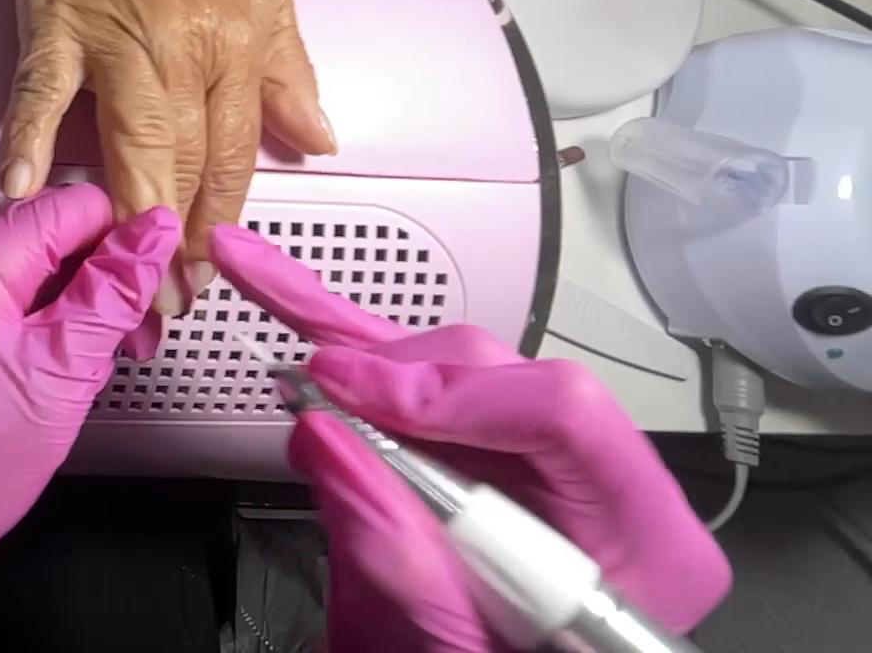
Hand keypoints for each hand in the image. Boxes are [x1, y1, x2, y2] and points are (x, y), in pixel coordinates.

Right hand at [0, 0, 334, 354]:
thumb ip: (290, 71)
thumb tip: (319, 142)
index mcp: (237, 47)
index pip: (233, 155)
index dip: (221, 222)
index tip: (211, 275)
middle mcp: (183, 54)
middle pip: (187, 164)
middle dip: (179, 243)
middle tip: (170, 309)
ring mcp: (115, 43)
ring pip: (129, 143)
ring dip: (128, 217)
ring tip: (123, 280)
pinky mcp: (56, 29)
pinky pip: (41, 91)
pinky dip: (29, 136)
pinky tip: (20, 188)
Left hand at [0, 184, 178, 650]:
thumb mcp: (61, 374)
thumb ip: (113, 293)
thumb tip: (154, 234)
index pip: (77, 203)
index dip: (128, 238)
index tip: (156, 283)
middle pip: (60, 226)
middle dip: (110, 273)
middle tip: (139, 330)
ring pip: (43, 256)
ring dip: (86, 297)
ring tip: (109, 353)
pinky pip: (16, 283)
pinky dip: (53, 311)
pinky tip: (72, 355)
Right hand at [209, 225, 730, 651]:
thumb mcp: (445, 651)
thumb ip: (398, 559)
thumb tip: (329, 442)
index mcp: (627, 533)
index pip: (559, 412)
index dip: (450, 395)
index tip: (353, 402)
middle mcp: (564, 470)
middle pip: (480, 367)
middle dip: (382, 371)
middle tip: (309, 386)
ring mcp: (491, 441)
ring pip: (414, 351)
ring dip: (330, 328)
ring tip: (257, 279)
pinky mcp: (428, 432)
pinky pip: (370, 358)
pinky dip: (311, 316)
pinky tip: (260, 271)